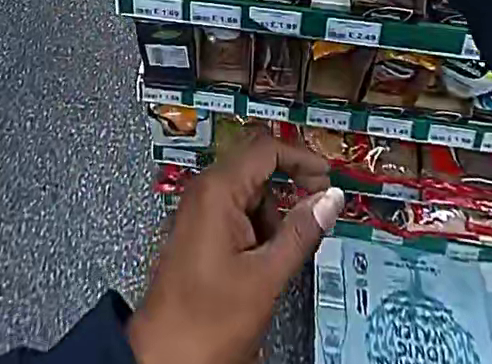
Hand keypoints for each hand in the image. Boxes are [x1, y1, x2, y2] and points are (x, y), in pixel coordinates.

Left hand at [129, 137, 343, 363]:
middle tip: (316, 210)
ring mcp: (200, 211)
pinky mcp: (199, 232)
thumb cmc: (207, 322)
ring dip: (274, 214)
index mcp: (218, 190)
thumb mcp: (265, 276)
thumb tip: (330, 198)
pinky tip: (263, 261)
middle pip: (259, 168)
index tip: (327, 177)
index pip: (267, 149)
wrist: (161, 362)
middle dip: (289, 189)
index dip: (302, 159)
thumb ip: (302, 232)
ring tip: (279, 254)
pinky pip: (238, 213)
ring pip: (251, 193)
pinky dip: (258, 229)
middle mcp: (206, 191)